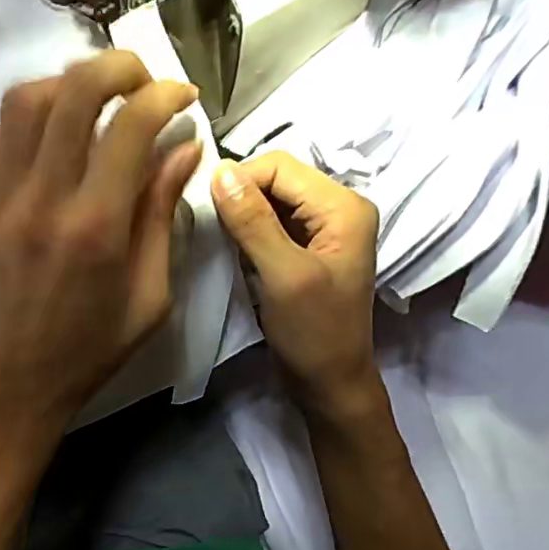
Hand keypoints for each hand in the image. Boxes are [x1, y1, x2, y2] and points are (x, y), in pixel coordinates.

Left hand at [0, 51, 202, 446]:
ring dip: (64, 86)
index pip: (130, 127)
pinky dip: (22, 123)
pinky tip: (46, 140)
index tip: (181, 96)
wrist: (22, 384)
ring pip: (22, 103)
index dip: (164, 96)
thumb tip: (182, 148)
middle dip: (116, 67)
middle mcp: (42, 202)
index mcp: (96, 228)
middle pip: (72, 92)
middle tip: (140, 77)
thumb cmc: (95, 348)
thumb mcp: (151, 296)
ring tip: (91, 101)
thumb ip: (162, 215)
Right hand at [212, 151, 380, 411]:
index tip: (205, 208)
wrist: (329, 383)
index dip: (240, 179)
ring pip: (270, 201)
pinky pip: (270, 224)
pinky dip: (247, 232)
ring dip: (240, 214)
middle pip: (276, 179)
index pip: (280, 166)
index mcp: (343, 207)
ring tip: (214, 236)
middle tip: (206, 224)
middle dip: (239, 196)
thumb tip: (220, 171)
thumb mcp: (283, 276)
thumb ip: (253, 222)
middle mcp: (337, 208)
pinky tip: (230, 248)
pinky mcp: (305, 250)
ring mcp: (321, 230)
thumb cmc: (313, 333)